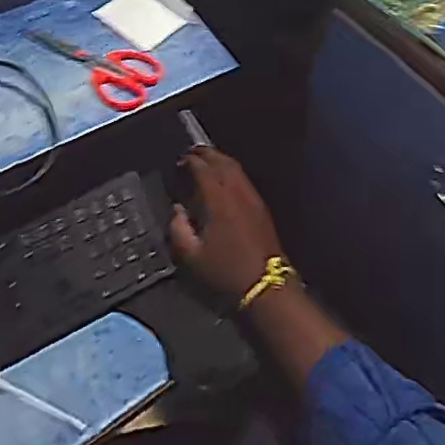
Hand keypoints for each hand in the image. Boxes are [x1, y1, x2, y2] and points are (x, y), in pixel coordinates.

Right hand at [167, 145, 286, 300]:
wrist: (267, 290)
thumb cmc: (225, 274)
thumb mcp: (190, 256)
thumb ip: (177, 228)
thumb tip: (177, 210)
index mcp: (218, 199)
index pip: (202, 168)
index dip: (188, 161)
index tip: (178, 162)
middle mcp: (237, 193)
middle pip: (222, 161)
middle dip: (205, 153)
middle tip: (191, 154)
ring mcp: (253, 199)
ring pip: (236, 168)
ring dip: (220, 160)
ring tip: (206, 162)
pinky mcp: (262, 209)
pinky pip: (245, 180)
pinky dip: (232, 172)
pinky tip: (225, 182)